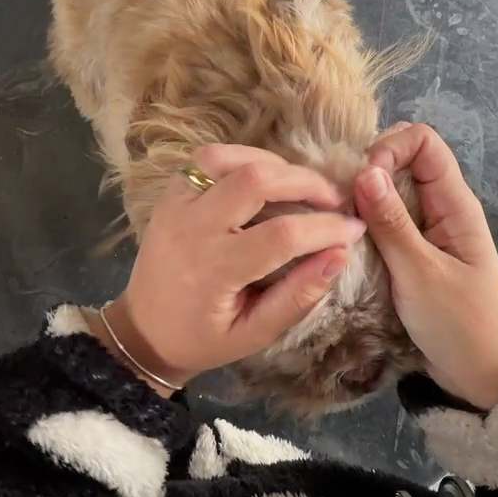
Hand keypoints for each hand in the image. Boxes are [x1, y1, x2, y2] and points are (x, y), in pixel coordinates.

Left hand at [96, 145, 366, 395]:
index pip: (281, 236)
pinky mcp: (169, 194)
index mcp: (214, 271)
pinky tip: (264, 174)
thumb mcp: (254, 333)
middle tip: (333, 199)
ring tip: (300, 183)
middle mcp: (192, 229)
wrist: (144, 330)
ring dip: (272, 163)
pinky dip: (240, 157)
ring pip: (227, 158)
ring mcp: (176, 205)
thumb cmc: (203, 339)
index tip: (354, 230)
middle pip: (255, 180)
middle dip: (305, 182)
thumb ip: (298, 296)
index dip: (326, 228)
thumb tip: (340, 256)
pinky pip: (205, 159)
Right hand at [354, 123, 497, 407]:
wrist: (478, 375)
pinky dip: (362, 218)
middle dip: (369, 167)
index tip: (361, 180)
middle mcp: (440, 207)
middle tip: (341, 199)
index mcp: (455, 205)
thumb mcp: (420, 274)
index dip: (390, 148)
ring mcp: (424, 228)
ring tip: (335, 218)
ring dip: (361, 195)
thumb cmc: (458, 325)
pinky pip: (383, 217)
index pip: (424, 142)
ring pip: (389, 188)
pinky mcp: (410, 248)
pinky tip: (343, 236)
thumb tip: (364, 170)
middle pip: (403, 158)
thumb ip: (392, 223)